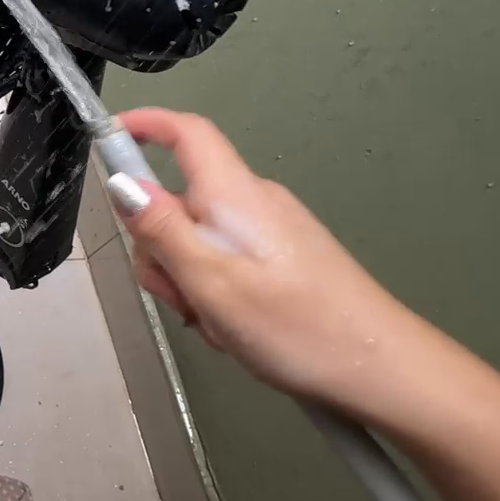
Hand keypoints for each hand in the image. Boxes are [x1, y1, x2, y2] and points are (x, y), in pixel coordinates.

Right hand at [103, 107, 428, 409]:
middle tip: (175, 292)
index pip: (186, 133)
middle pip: (177, 199)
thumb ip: (160, 228)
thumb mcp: (210, 279)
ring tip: (211, 318)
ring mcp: (269, 230)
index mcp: (233, 194)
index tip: (108, 135)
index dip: (144, 123)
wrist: (391, 377)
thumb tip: (121, 181)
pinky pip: (221, 258)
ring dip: (184, 275)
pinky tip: (231, 325)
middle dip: (156, 242)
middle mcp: (252, 201)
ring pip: (194, 236)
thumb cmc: (297, 325)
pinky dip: (210, 287)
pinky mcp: (281, 258)